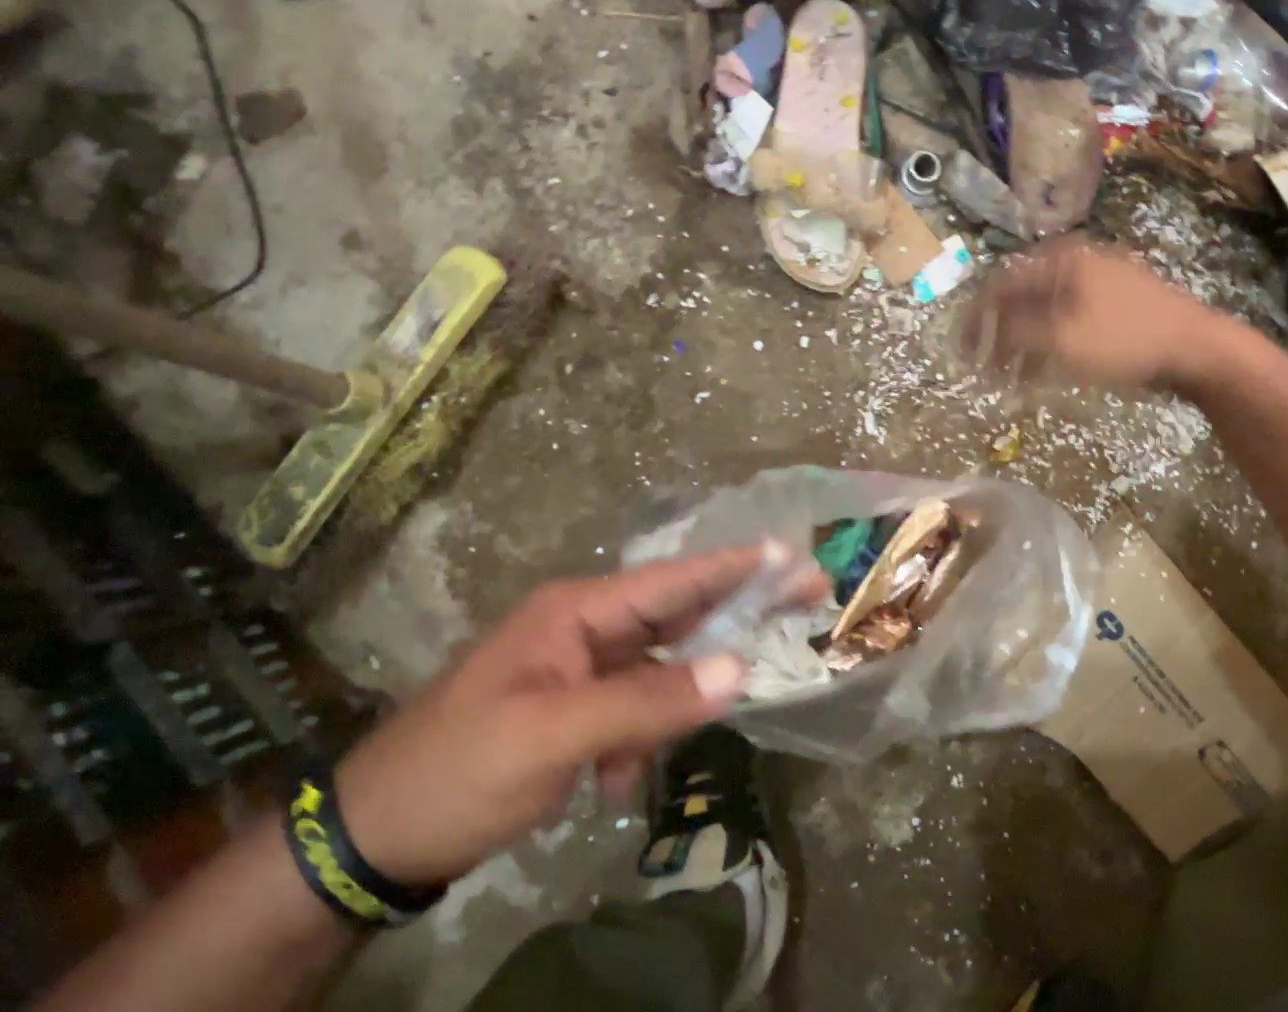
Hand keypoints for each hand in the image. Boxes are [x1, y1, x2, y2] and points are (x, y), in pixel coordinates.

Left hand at [331, 546, 826, 885]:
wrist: (374, 841)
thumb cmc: (459, 770)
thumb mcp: (551, 736)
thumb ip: (646, 701)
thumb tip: (738, 670)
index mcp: (576, 612)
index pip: (674, 580)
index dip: (736, 566)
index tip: (793, 554)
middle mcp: (584, 630)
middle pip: (678, 616)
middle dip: (733, 620)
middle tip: (804, 601)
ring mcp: (580, 671)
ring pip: (661, 674)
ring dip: (668, 713)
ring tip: (632, 762)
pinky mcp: (578, 711)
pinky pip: (637, 713)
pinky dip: (639, 745)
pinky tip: (608, 784)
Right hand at [961, 237, 1233, 389]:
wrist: (1196, 348)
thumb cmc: (1124, 340)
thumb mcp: (1060, 340)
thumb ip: (1014, 332)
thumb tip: (984, 330)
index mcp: (1060, 260)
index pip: (1000, 284)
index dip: (975, 319)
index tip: (962, 351)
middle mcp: (1077, 262)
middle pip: (1022, 298)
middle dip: (1000, 336)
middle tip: (987, 370)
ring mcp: (1100, 282)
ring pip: (1046, 312)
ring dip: (1025, 346)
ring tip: (1015, 380)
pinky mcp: (1117, 306)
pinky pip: (1070, 321)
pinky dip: (1052, 345)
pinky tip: (1048, 371)